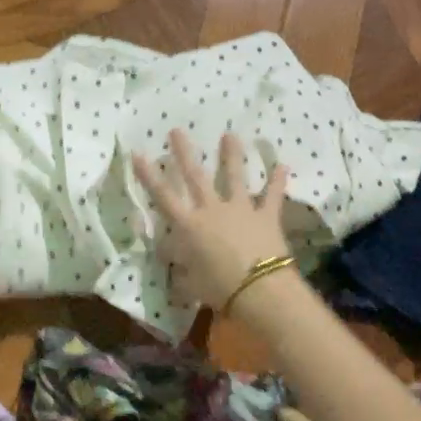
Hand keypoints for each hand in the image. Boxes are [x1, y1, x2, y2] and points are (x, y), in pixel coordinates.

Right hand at [132, 130, 292, 311]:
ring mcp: (241, 210)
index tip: (138, 153)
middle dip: (184, 153)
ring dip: (231, 155)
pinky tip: (283, 165)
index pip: (163, 196)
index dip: (149, 175)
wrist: (258, 290)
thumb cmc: (218, 289)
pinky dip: (277, 181)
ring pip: (234, 177)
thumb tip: (172, 264)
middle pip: (195, 177)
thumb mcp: (189, 283)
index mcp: (189, 226)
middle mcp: (212, 210)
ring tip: (230, 135)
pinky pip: (272, 196)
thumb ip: (180, 270)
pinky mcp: (267, 216)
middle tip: (177, 130)